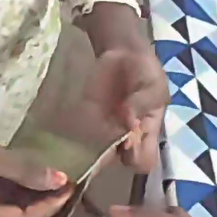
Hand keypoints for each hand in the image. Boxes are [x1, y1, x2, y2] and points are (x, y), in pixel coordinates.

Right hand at [0, 108, 69, 216]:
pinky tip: (26, 179)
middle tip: (62, 187)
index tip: (69, 189)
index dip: (46, 208)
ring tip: (49, 181)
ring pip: (3, 216)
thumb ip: (26, 171)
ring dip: (26, 201)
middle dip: (39, 208)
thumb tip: (60, 180)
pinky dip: (11, 195)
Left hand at [84, 46, 167, 173]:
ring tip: (75, 154)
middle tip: (95, 150)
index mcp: (148, 133)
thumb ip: (142, 103)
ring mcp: (106, 130)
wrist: (124, 53)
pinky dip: (72, 143)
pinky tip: (64, 144)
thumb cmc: (145, 72)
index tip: (128, 141)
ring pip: (97, 154)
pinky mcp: (87, 120)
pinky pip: (80, 137)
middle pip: (117, 163)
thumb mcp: (153, 85)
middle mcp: (126, 138)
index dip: (136, 156)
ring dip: (86, 157)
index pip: (144, 160)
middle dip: (105, 162)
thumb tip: (130, 123)